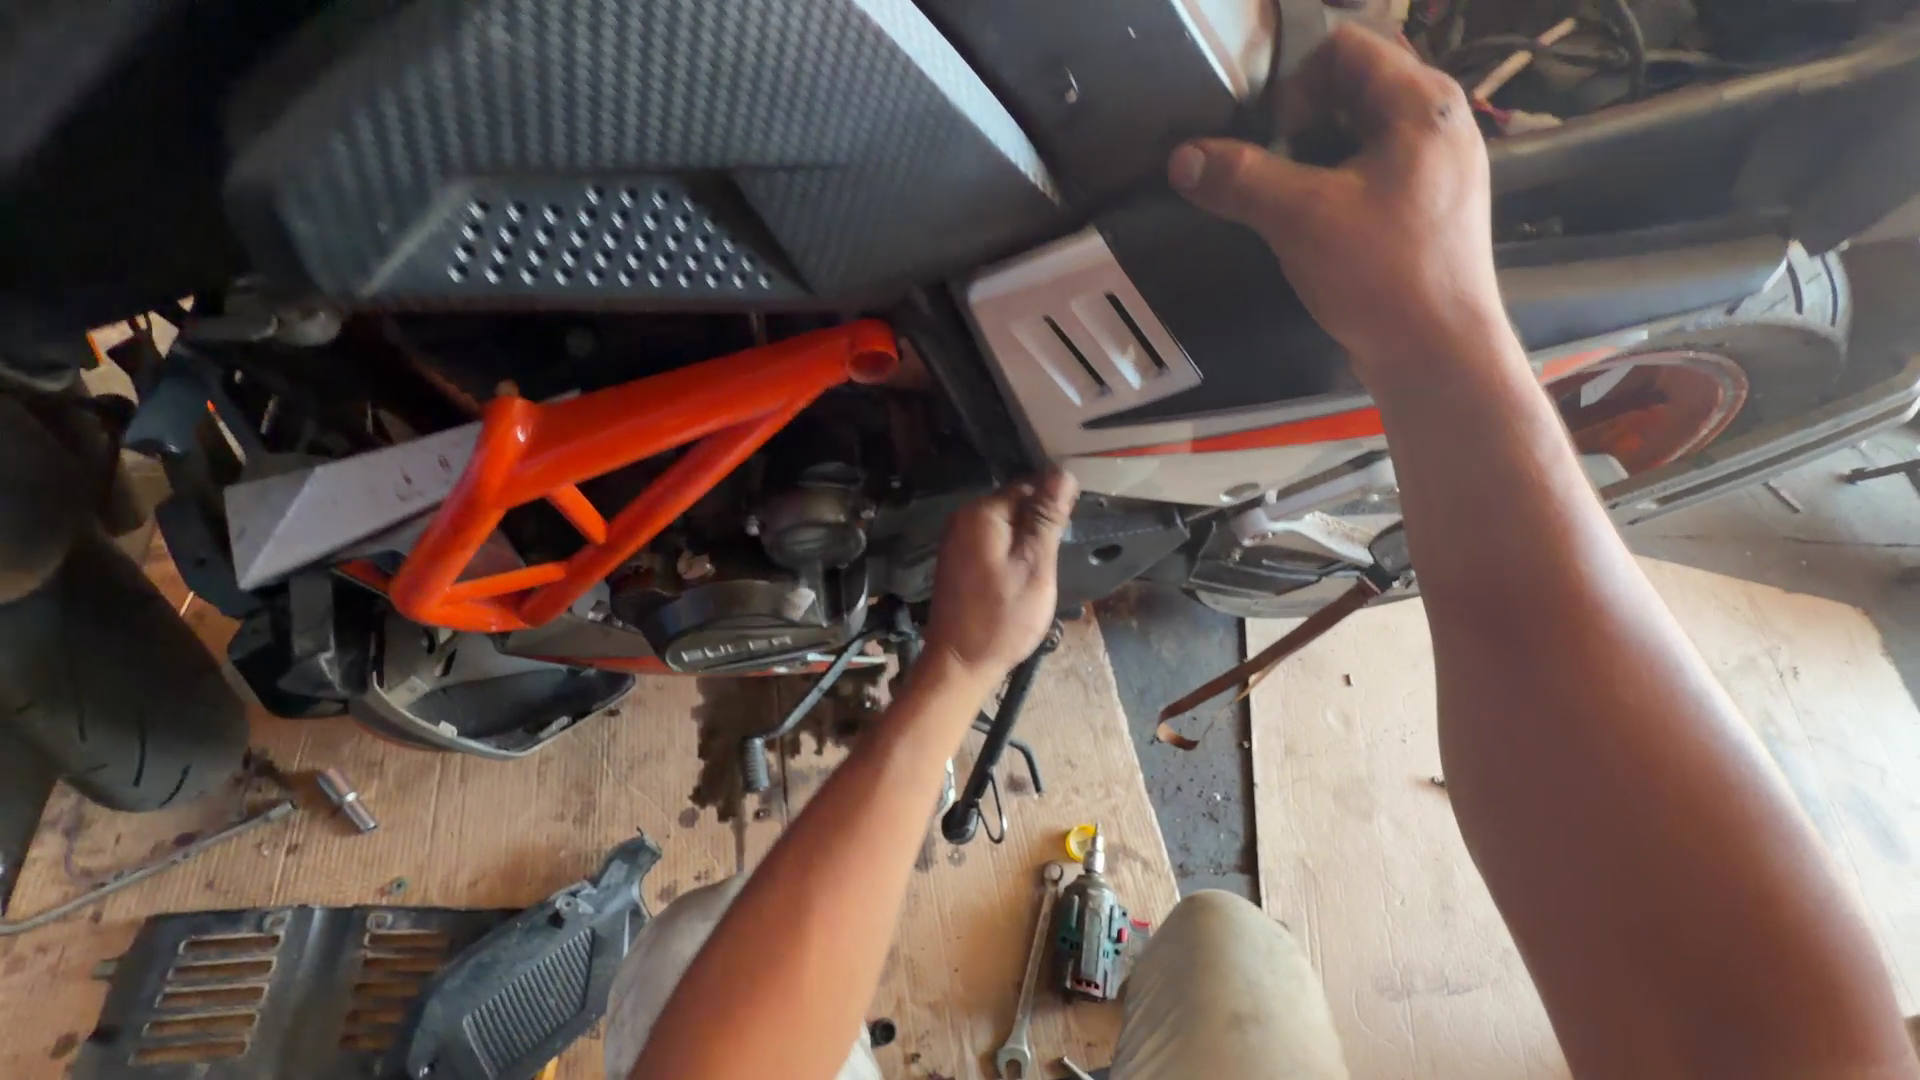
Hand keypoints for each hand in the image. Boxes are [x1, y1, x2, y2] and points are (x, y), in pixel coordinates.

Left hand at [922, 468, 1077, 684]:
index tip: (1066, 534)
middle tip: (1052, 560)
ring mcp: (956, 540)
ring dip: (1025, 544)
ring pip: (1005, 527)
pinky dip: (1009, 556)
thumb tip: (1062, 474)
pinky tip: (1019, 580)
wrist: (959, 663)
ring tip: (1038, 573)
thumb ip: (1047, 518)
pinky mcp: (957, 561)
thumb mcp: (1035, 565)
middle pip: (1015, 505)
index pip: (1028, 487)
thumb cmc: (1002, 618)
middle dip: (1039, 526)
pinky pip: (991, 544)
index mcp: (981, 513)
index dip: (1053, 507)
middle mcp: (963, 519)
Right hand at [1167, 24, 1510, 383]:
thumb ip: (1241, 180)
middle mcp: (1438, 123)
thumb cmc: (1381, 272)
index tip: (1262, 134)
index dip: (1290, 79)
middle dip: (1297, 120)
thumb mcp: (1301, 219)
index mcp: (1422, 103)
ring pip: (1358, 136)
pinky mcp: (1425, 210)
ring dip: (1311, 156)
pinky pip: (1369, 173)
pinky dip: (1331, 185)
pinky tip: (1309, 224)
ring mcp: (1435, 169)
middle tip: (1262, 164)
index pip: (1345, 46)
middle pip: (1352, 89)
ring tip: (1279, 196)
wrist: (1436, 352)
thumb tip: (1181, 158)